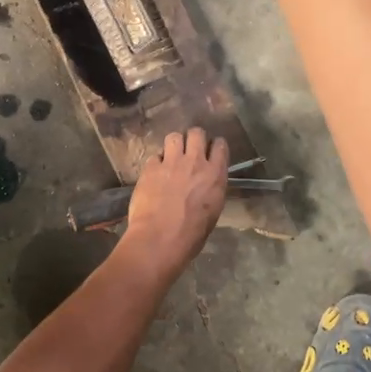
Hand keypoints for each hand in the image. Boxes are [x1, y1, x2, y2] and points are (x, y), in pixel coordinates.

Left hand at [121, 127, 230, 271]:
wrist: (160, 238)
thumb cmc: (191, 234)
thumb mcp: (213, 210)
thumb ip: (210, 189)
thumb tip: (205, 185)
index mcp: (215, 175)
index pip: (220, 146)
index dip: (214, 145)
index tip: (210, 150)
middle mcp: (195, 162)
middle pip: (196, 133)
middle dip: (193, 138)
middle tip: (189, 149)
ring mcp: (171, 162)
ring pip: (174, 136)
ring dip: (173, 144)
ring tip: (170, 155)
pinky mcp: (151, 167)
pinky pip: (154, 155)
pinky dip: (156, 163)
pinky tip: (154, 173)